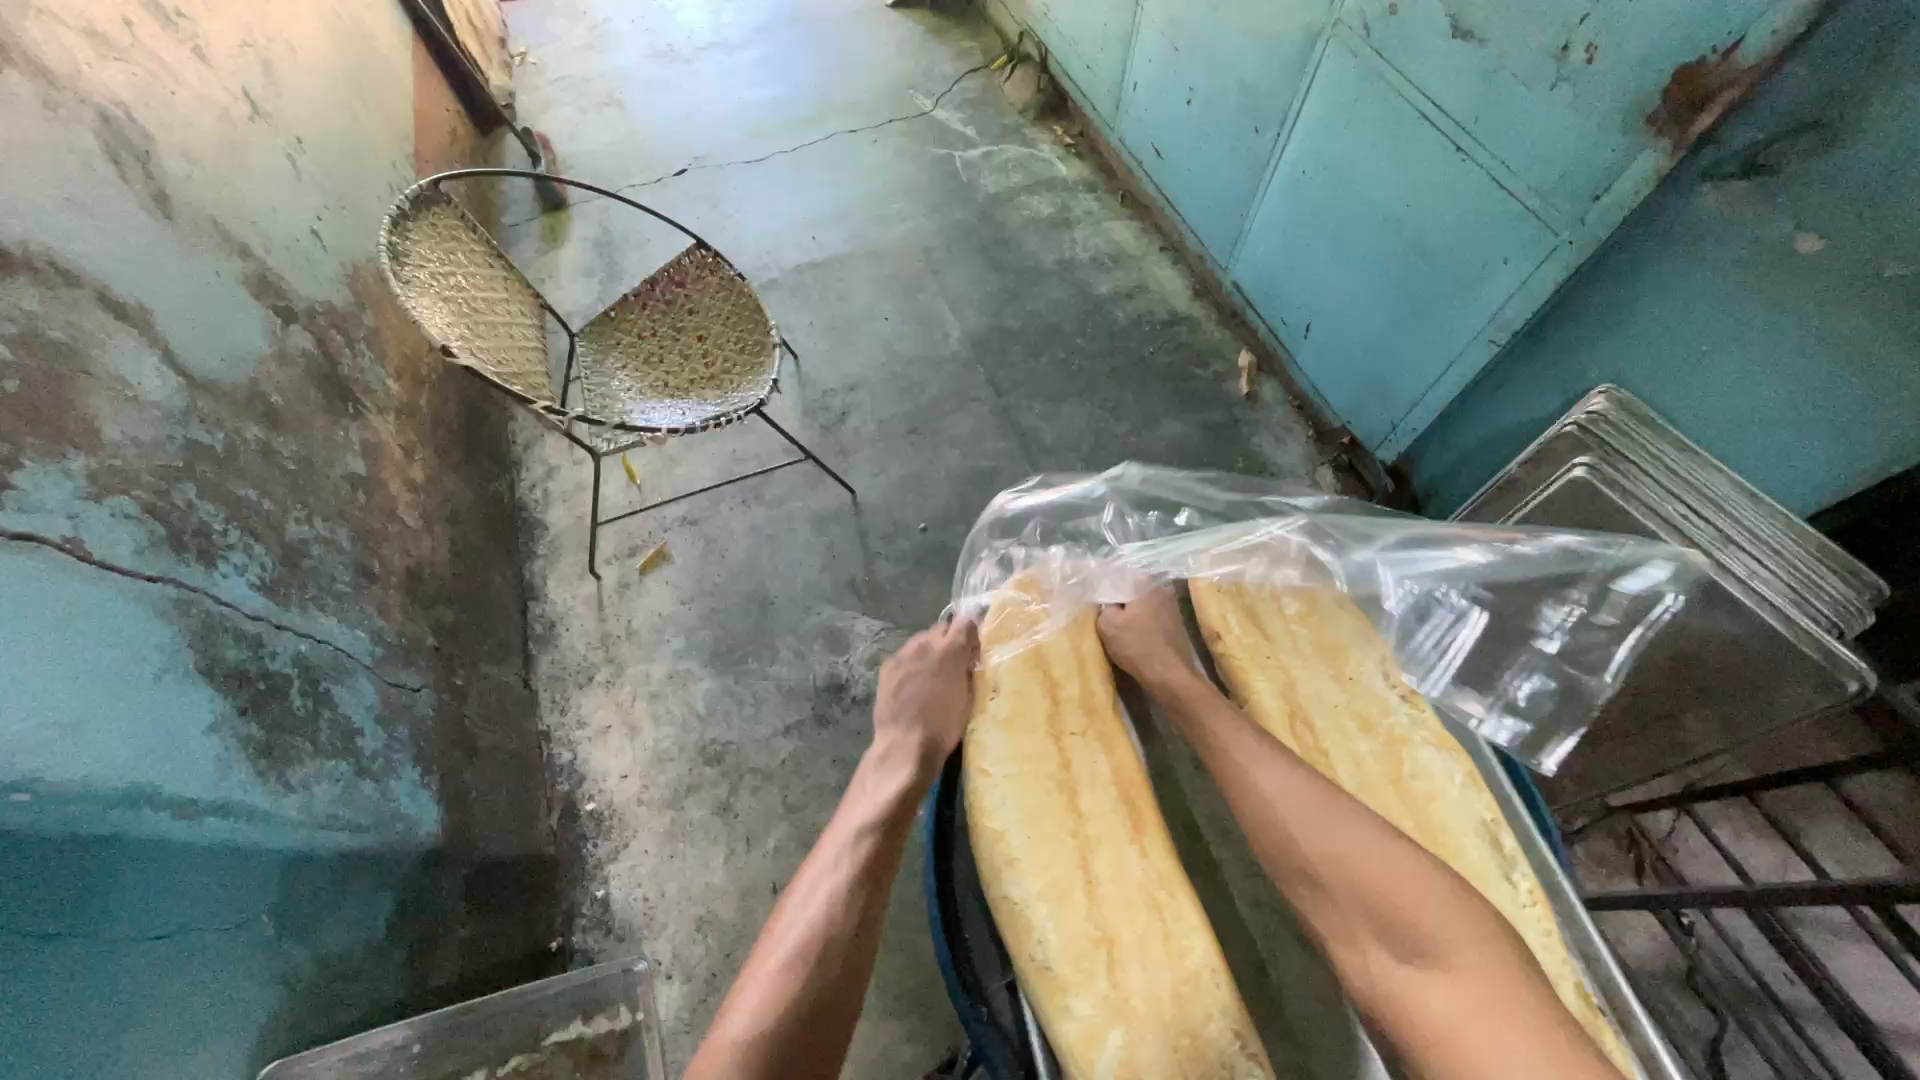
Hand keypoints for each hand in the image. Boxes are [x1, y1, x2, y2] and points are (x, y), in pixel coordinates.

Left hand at [869, 617, 978, 783]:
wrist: (905, 744)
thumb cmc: (944, 726)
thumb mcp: (968, 698)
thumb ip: (969, 670)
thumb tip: (968, 657)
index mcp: (951, 651)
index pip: (966, 622)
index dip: (971, 632)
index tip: (973, 647)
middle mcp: (926, 644)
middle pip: (942, 628)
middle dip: (950, 640)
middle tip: (953, 661)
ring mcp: (903, 654)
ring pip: (921, 640)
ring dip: (930, 650)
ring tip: (931, 673)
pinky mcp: (887, 666)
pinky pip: (904, 655)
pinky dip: (912, 662)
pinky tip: (912, 682)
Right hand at [1097, 586, 1201, 692]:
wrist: (1169, 674)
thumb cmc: (1136, 646)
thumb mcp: (1106, 624)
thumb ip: (1103, 606)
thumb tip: (1108, 603)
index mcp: (1146, 583)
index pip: (1120, 576)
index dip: (1105, 587)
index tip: (1097, 600)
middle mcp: (1162, 589)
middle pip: (1132, 590)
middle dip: (1119, 600)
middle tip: (1105, 613)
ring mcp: (1172, 607)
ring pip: (1143, 604)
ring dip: (1131, 613)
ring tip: (1118, 626)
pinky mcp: (1176, 624)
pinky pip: (1152, 617)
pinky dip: (1142, 623)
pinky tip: (1134, 636)